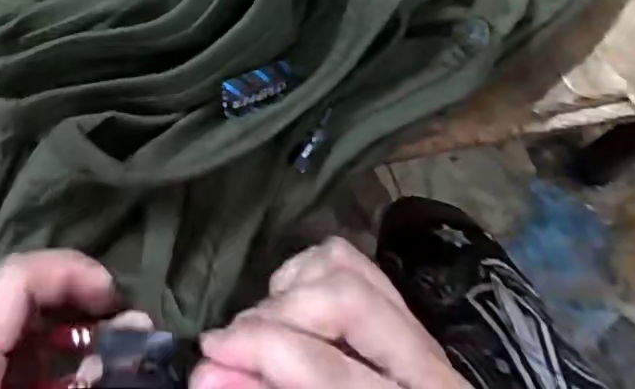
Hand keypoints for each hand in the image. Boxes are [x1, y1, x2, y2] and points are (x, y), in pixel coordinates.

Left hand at [0, 250, 119, 388]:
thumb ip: (78, 382)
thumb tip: (137, 332)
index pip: (12, 281)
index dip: (69, 271)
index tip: (114, 292)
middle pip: (3, 290)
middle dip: (64, 291)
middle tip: (114, 312)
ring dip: (50, 323)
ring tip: (98, 342)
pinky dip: (29, 353)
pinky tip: (63, 373)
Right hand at [192, 238, 468, 388]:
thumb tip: (204, 374)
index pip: (327, 366)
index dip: (262, 349)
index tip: (212, 350)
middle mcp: (429, 367)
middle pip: (345, 297)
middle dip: (276, 312)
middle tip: (233, 337)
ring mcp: (421, 335)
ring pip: (346, 266)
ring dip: (290, 286)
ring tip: (263, 325)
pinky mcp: (404, 315)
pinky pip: (349, 260)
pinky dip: (306, 271)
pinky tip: (289, 303)